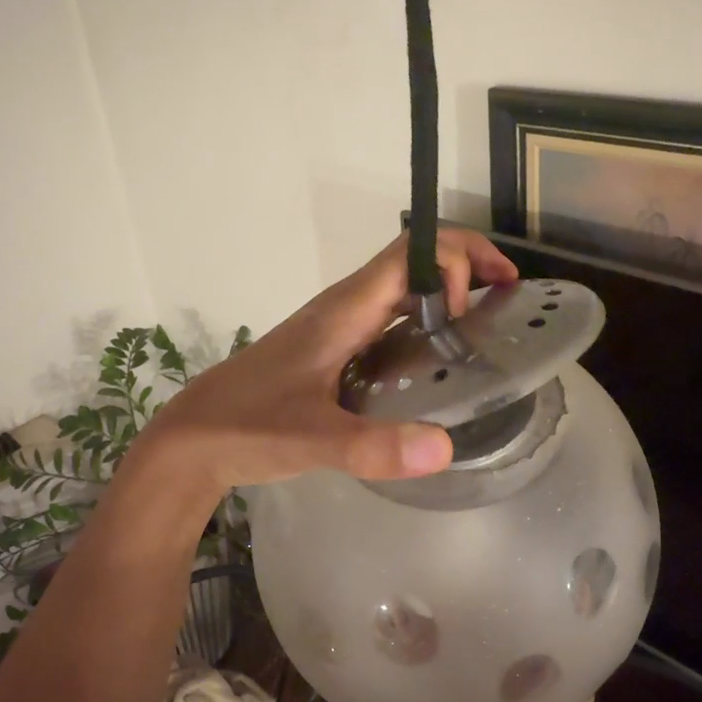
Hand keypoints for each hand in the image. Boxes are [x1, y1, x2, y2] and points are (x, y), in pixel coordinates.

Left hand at [131, 229, 518, 494]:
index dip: (456, 258)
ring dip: (448, 288)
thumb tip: (446, 447)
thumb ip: (374, 447)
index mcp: (344, 311)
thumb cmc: (248, 428)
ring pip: (402, 286)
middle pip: (413, 260)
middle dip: (465, 264)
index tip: (485, 299)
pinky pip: (390, 315)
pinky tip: (442, 354)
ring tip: (490, 318)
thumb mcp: (312, 441)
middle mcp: (345, 307)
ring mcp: (338, 327)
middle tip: (509, 296)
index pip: (410, 253)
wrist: (193, 440)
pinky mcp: (333, 349)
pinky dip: (426, 316)